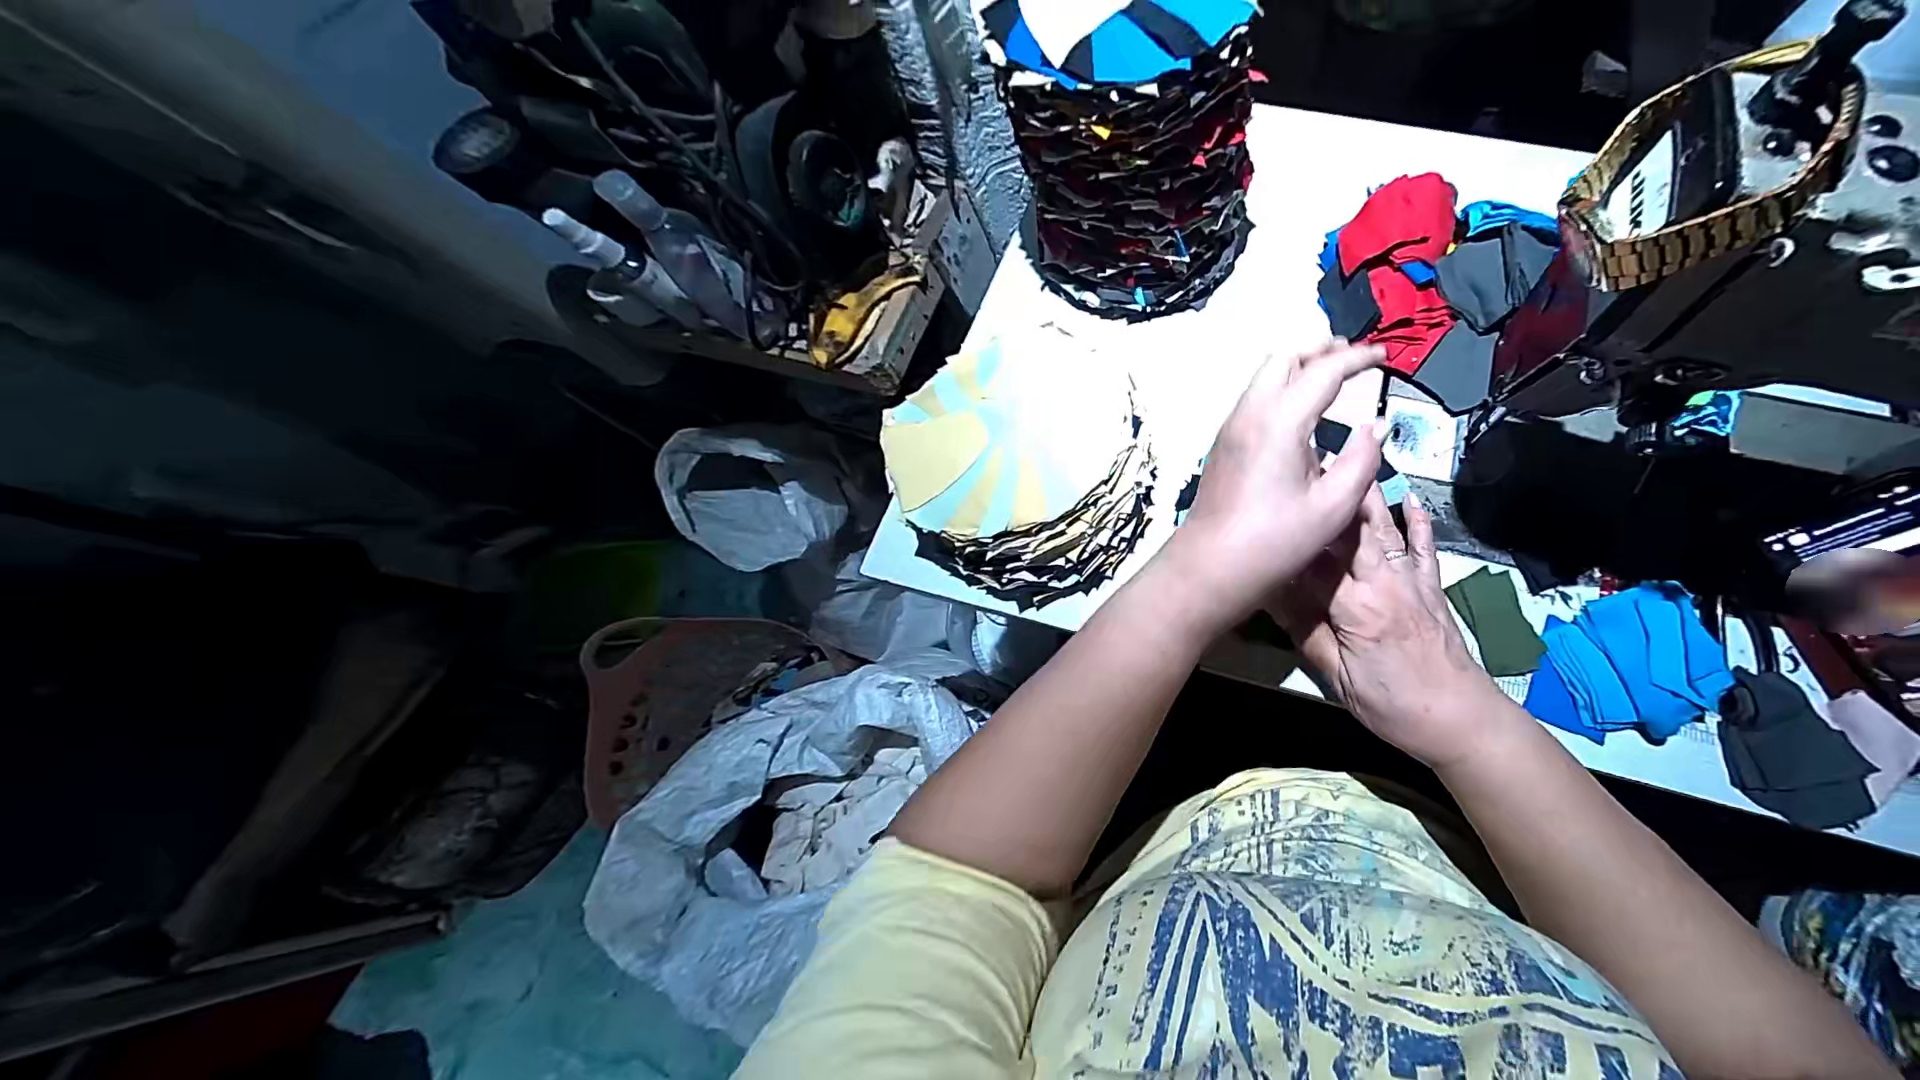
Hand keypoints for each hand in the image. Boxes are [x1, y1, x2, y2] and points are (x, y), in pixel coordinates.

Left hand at [1164, 341, 1387, 631]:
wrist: (1210, 564)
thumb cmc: (1274, 541)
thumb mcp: (1334, 505)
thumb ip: (1362, 459)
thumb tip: (1377, 426)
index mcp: (1279, 421)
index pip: (1322, 370)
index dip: (1357, 358)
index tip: (1384, 355)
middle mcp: (1249, 415)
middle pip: (1282, 359)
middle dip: (1320, 349)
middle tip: (1353, 355)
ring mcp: (1230, 428)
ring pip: (1263, 377)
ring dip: (1297, 368)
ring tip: (1331, 376)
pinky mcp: (1222, 445)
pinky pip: (1253, 399)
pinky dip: (1280, 389)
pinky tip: (1301, 411)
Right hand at [1272, 487, 1526, 771]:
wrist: (1461, 721)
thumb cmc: (1392, 703)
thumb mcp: (1336, 674)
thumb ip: (1304, 628)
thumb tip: (1267, 592)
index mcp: (1355, 604)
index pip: (1313, 558)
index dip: (1290, 530)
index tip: (1268, 502)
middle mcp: (1385, 582)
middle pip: (1352, 528)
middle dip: (1330, 492)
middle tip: (1308, 458)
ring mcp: (1412, 582)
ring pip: (1385, 529)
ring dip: (1366, 494)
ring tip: (1349, 461)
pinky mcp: (1431, 590)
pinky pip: (1424, 548)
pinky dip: (1417, 522)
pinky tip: (1410, 500)